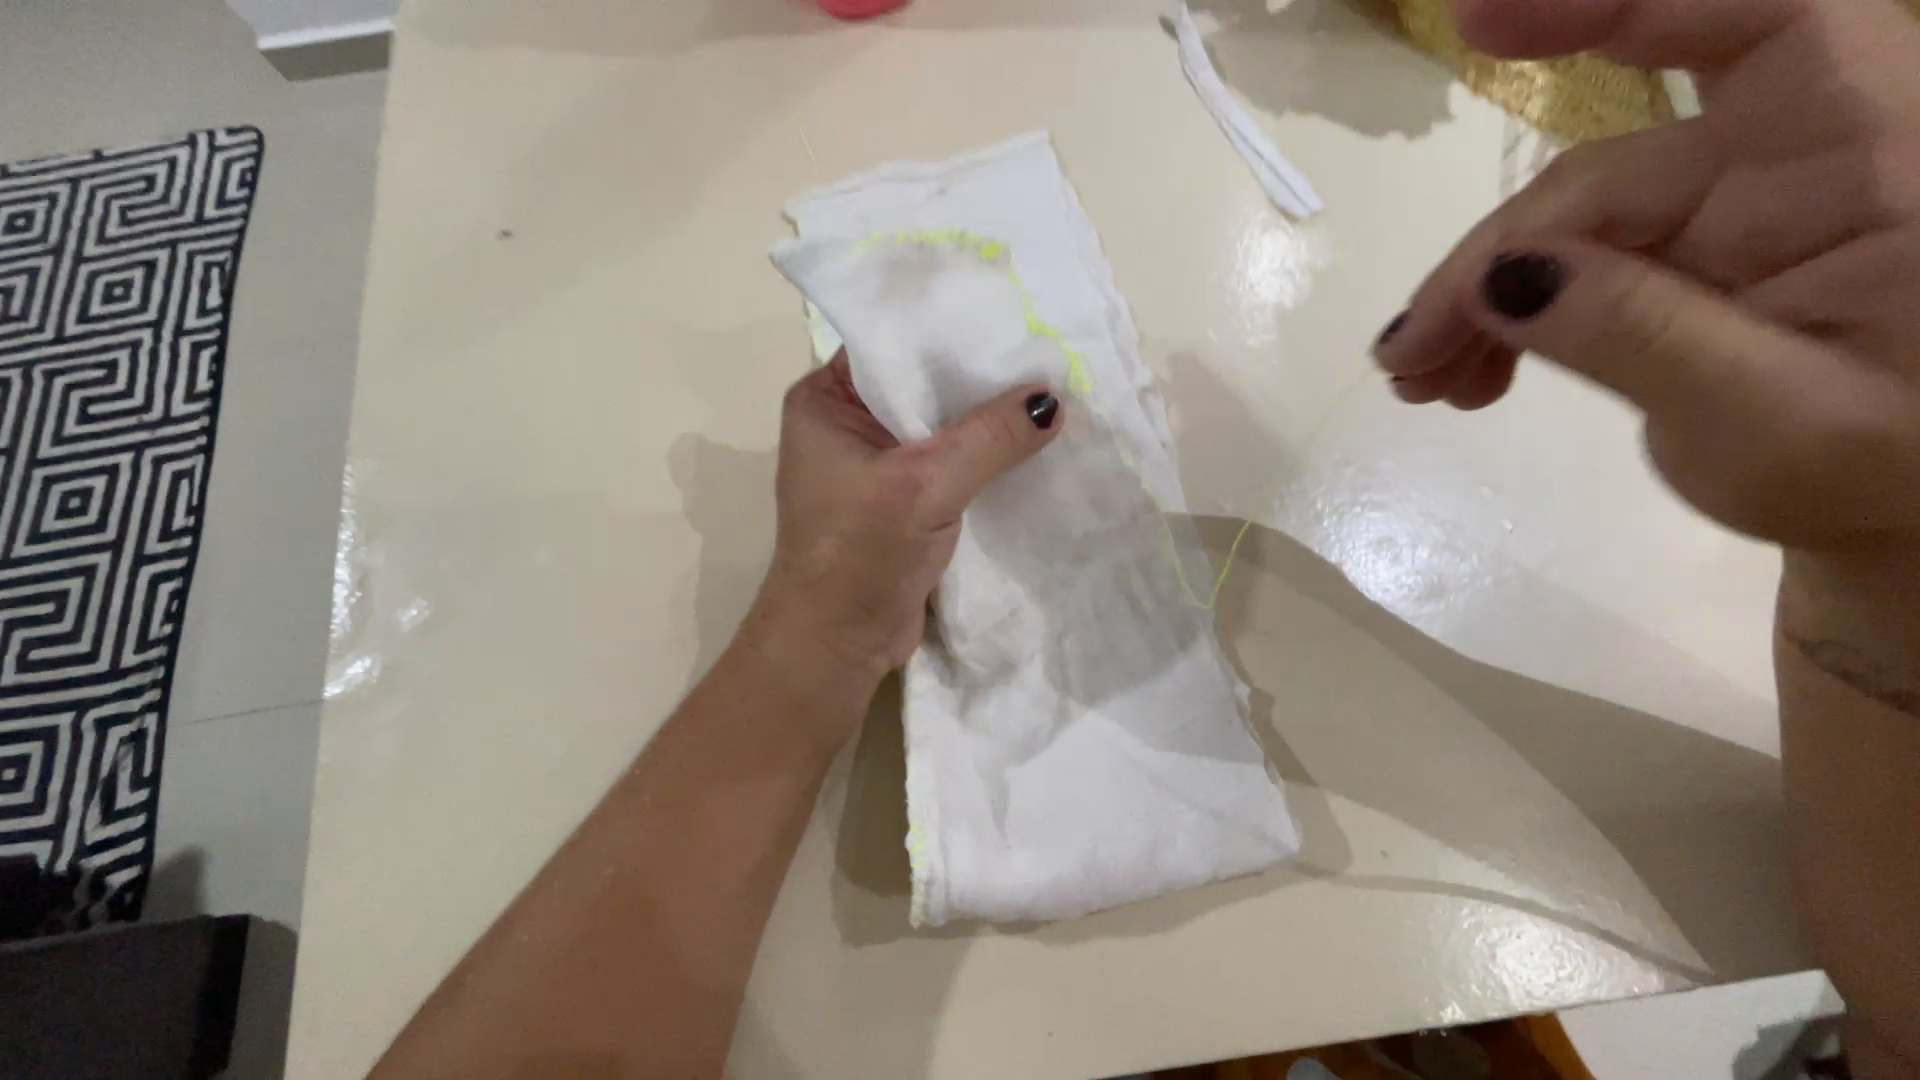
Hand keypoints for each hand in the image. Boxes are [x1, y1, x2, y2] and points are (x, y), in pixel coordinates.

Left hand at [741, 353, 1062, 735]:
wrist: (837, 646)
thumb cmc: (859, 553)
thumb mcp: (925, 484)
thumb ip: (989, 437)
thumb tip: (1051, 400)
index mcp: (825, 400)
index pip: (891, 343)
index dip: (947, 327)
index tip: (1009, 313)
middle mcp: (847, 424)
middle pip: (921, 384)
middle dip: (977, 375)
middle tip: (1043, 351)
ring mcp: (876, 465)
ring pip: (940, 427)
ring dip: (986, 420)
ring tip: (1049, 391)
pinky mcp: (902, 502)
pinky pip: (950, 464)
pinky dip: (984, 457)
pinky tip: (1031, 444)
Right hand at [1373, 0, 1919, 562]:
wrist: (1917, 524)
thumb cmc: (1890, 479)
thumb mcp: (1772, 423)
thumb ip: (1637, 338)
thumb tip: (1498, 279)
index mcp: (1864, 162)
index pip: (1754, 24)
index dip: (1611, 8)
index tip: (1475, 25)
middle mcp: (1791, 167)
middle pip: (1590, 182)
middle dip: (1480, 272)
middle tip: (1407, 362)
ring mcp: (1728, 218)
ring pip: (1559, 235)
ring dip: (1475, 309)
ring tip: (1424, 385)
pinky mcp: (1684, 265)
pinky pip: (1565, 276)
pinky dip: (1504, 325)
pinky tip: (1467, 379)